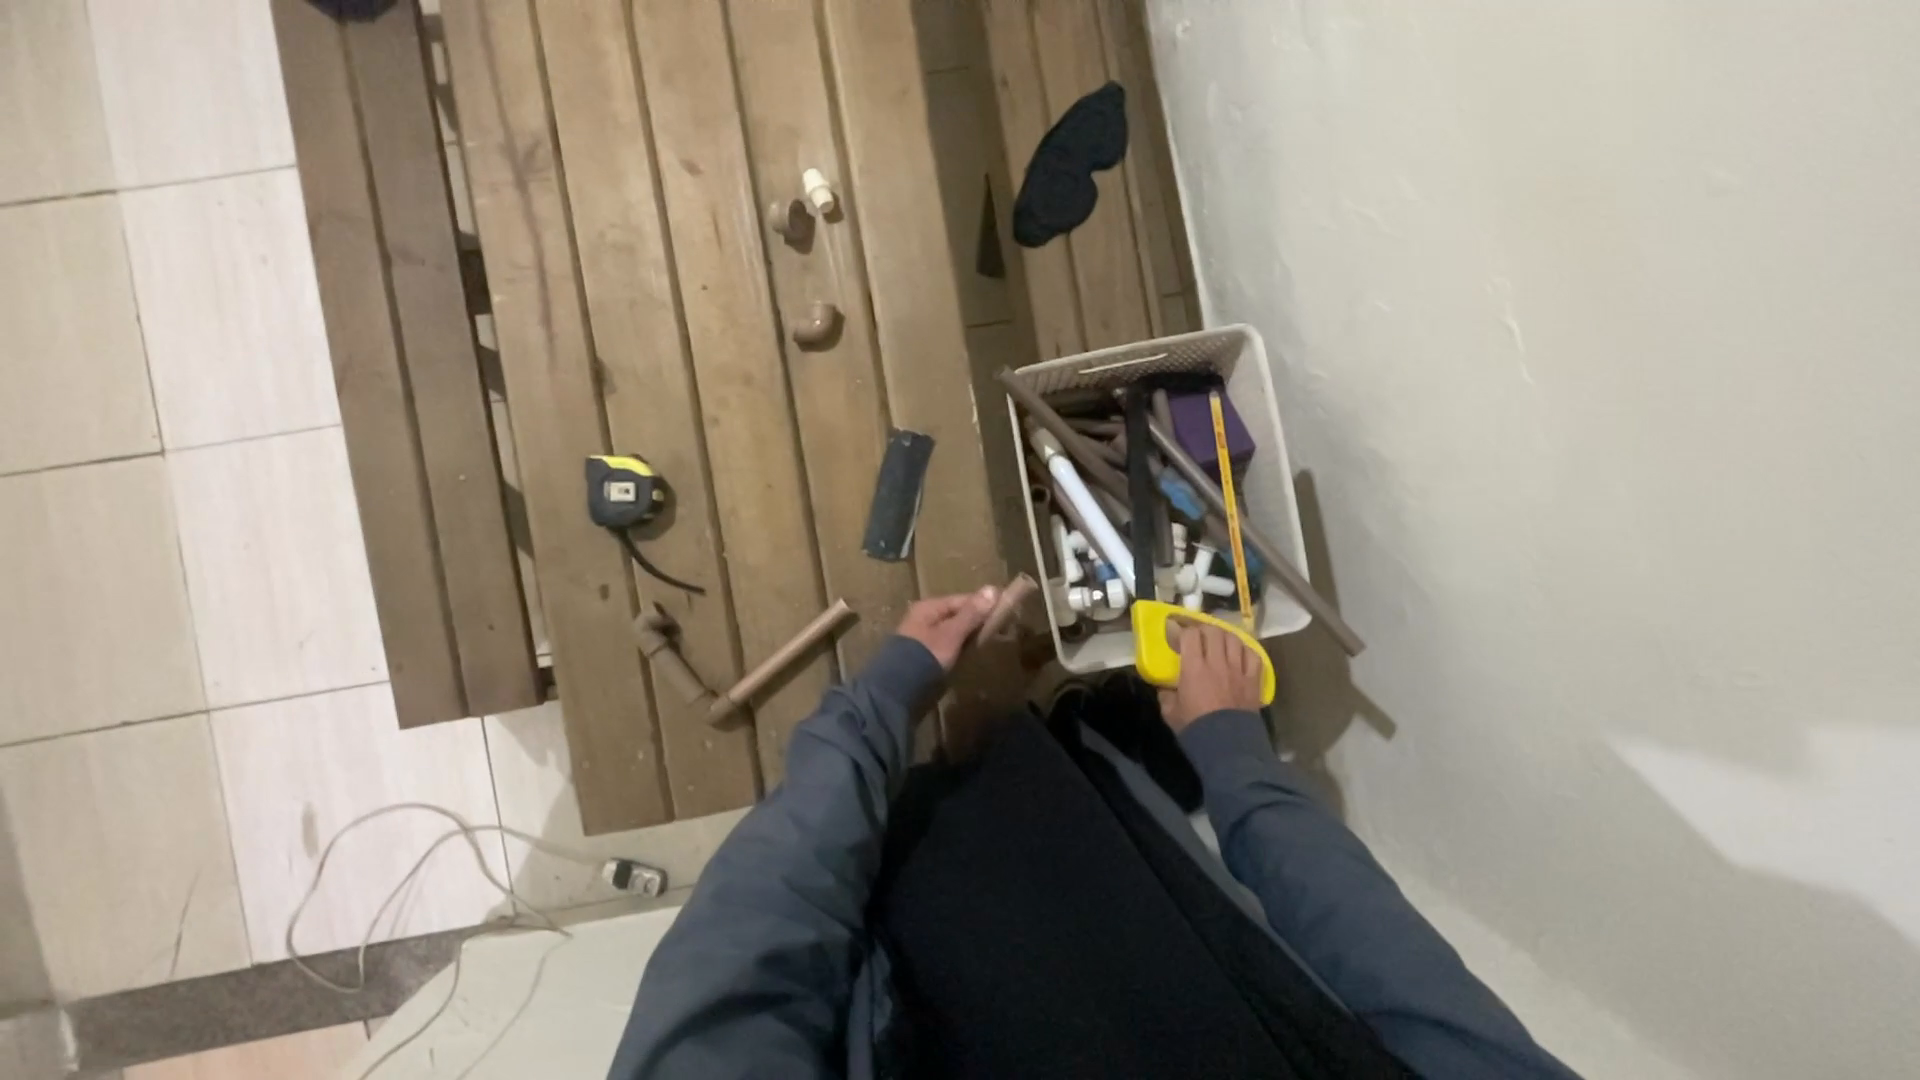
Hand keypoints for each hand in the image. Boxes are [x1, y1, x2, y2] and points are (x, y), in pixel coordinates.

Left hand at [897, 587, 998, 671]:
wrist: (898, 688)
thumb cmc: (927, 655)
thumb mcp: (952, 633)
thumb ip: (971, 613)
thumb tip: (992, 588)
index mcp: (929, 607)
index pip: (963, 600)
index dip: (984, 605)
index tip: (1005, 613)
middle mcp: (924, 618)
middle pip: (957, 615)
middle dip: (977, 622)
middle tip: (1000, 631)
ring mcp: (922, 637)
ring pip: (953, 632)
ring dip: (968, 637)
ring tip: (987, 643)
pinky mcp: (923, 654)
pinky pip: (947, 645)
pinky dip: (959, 648)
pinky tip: (969, 655)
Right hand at [1157, 622, 1266, 732]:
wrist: (1229, 747)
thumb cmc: (1196, 728)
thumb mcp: (1171, 713)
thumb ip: (1166, 695)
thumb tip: (1165, 688)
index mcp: (1194, 668)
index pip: (1190, 635)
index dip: (1182, 630)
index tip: (1175, 634)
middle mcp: (1217, 663)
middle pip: (1213, 632)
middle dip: (1203, 629)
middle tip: (1197, 635)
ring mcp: (1238, 670)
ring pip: (1234, 639)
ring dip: (1224, 636)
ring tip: (1218, 641)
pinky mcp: (1254, 681)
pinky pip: (1253, 656)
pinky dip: (1245, 650)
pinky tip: (1239, 654)